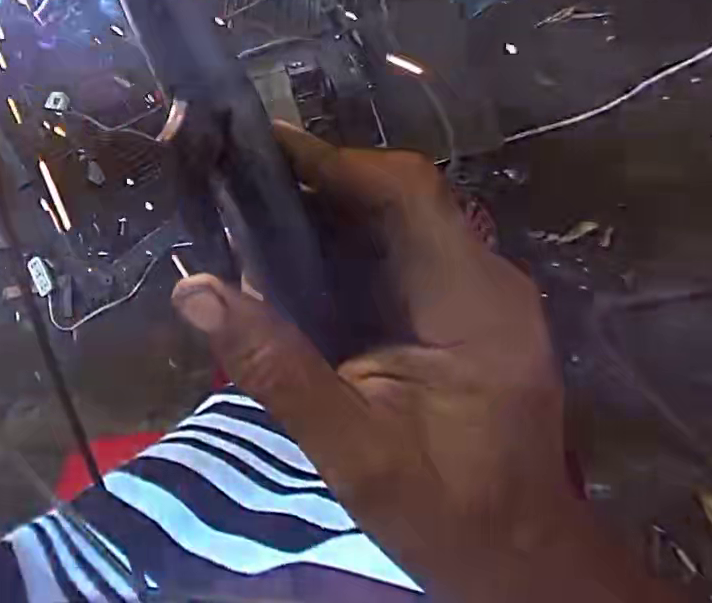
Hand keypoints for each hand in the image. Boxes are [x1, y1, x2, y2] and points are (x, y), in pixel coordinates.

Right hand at [170, 123, 676, 601]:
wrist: (519, 561)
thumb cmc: (449, 514)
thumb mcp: (352, 452)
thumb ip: (276, 369)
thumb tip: (193, 290)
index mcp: (470, 301)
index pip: (407, 191)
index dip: (331, 161)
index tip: (256, 150)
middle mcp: (477, 275)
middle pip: (392, 189)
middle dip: (311, 177)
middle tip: (234, 179)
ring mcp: (465, 283)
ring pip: (384, 209)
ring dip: (316, 201)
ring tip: (244, 205)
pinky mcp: (445, 297)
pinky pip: (382, 239)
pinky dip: (329, 233)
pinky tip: (282, 251)